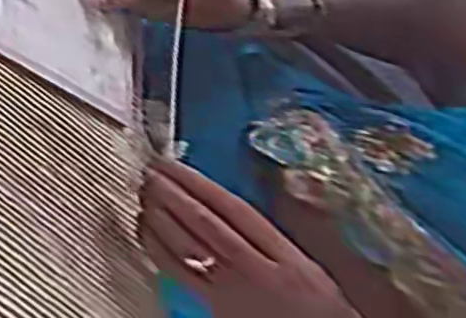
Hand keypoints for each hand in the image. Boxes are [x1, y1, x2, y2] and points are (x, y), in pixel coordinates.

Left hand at [140, 160, 358, 317]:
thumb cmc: (323, 317)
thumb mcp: (314, 276)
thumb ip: (274, 239)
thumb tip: (225, 199)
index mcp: (294, 265)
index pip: (235, 210)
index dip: (197, 181)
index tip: (171, 163)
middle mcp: (261, 274)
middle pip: (202, 219)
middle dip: (168, 189)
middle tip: (148, 170)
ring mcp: (234, 291)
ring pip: (182, 238)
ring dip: (155, 208)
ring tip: (143, 190)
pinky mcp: (214, 308)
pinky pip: (172, 265)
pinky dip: (152, 240)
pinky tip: (144, 224)